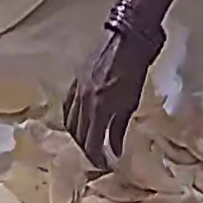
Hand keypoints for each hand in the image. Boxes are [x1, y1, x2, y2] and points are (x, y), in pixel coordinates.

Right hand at [63, 32, 157, 167]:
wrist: (127, 36)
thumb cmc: (134, 69)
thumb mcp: (130, 103)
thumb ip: (119, 129)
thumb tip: (115, 151)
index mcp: (98, 111)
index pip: (92, 145)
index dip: (97, 159)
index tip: (104, 166)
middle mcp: (84, 104)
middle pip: (79, 137)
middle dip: (87, 151)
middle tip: (96, 158)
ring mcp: (77, 91)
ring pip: (70, 124)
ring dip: (77, 137)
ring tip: (86, 143)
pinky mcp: (76, 81)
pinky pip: (68, 107)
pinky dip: (71, 119)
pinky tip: (77, 124)